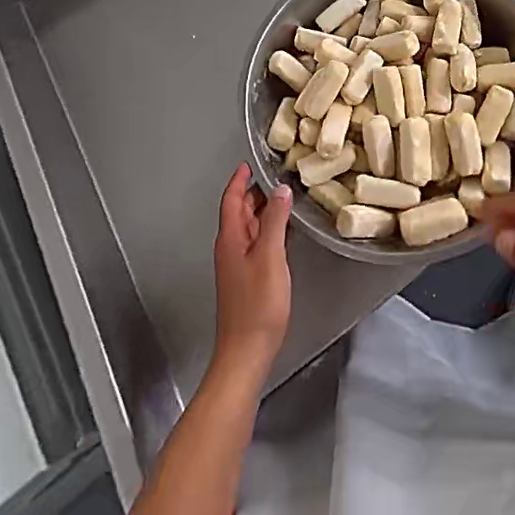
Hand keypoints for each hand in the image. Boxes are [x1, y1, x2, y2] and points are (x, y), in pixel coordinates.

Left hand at [212, 163, 291, 373]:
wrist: (247, 350)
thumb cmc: (258, 305)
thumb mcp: (271, 256)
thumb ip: (276, 221)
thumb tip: (281, 191)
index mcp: (230, 238)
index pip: (231, 200)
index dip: (239, 180)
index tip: (249, 164)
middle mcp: (230, 247)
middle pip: (239, 211)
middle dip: (254, 192)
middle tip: (275, 176)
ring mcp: (237, 263)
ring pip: (249, 227)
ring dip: (263, 210)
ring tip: (284, 198)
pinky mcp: (247, 277)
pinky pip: (256, 242)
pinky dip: (268, 229)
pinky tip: (285, 232)